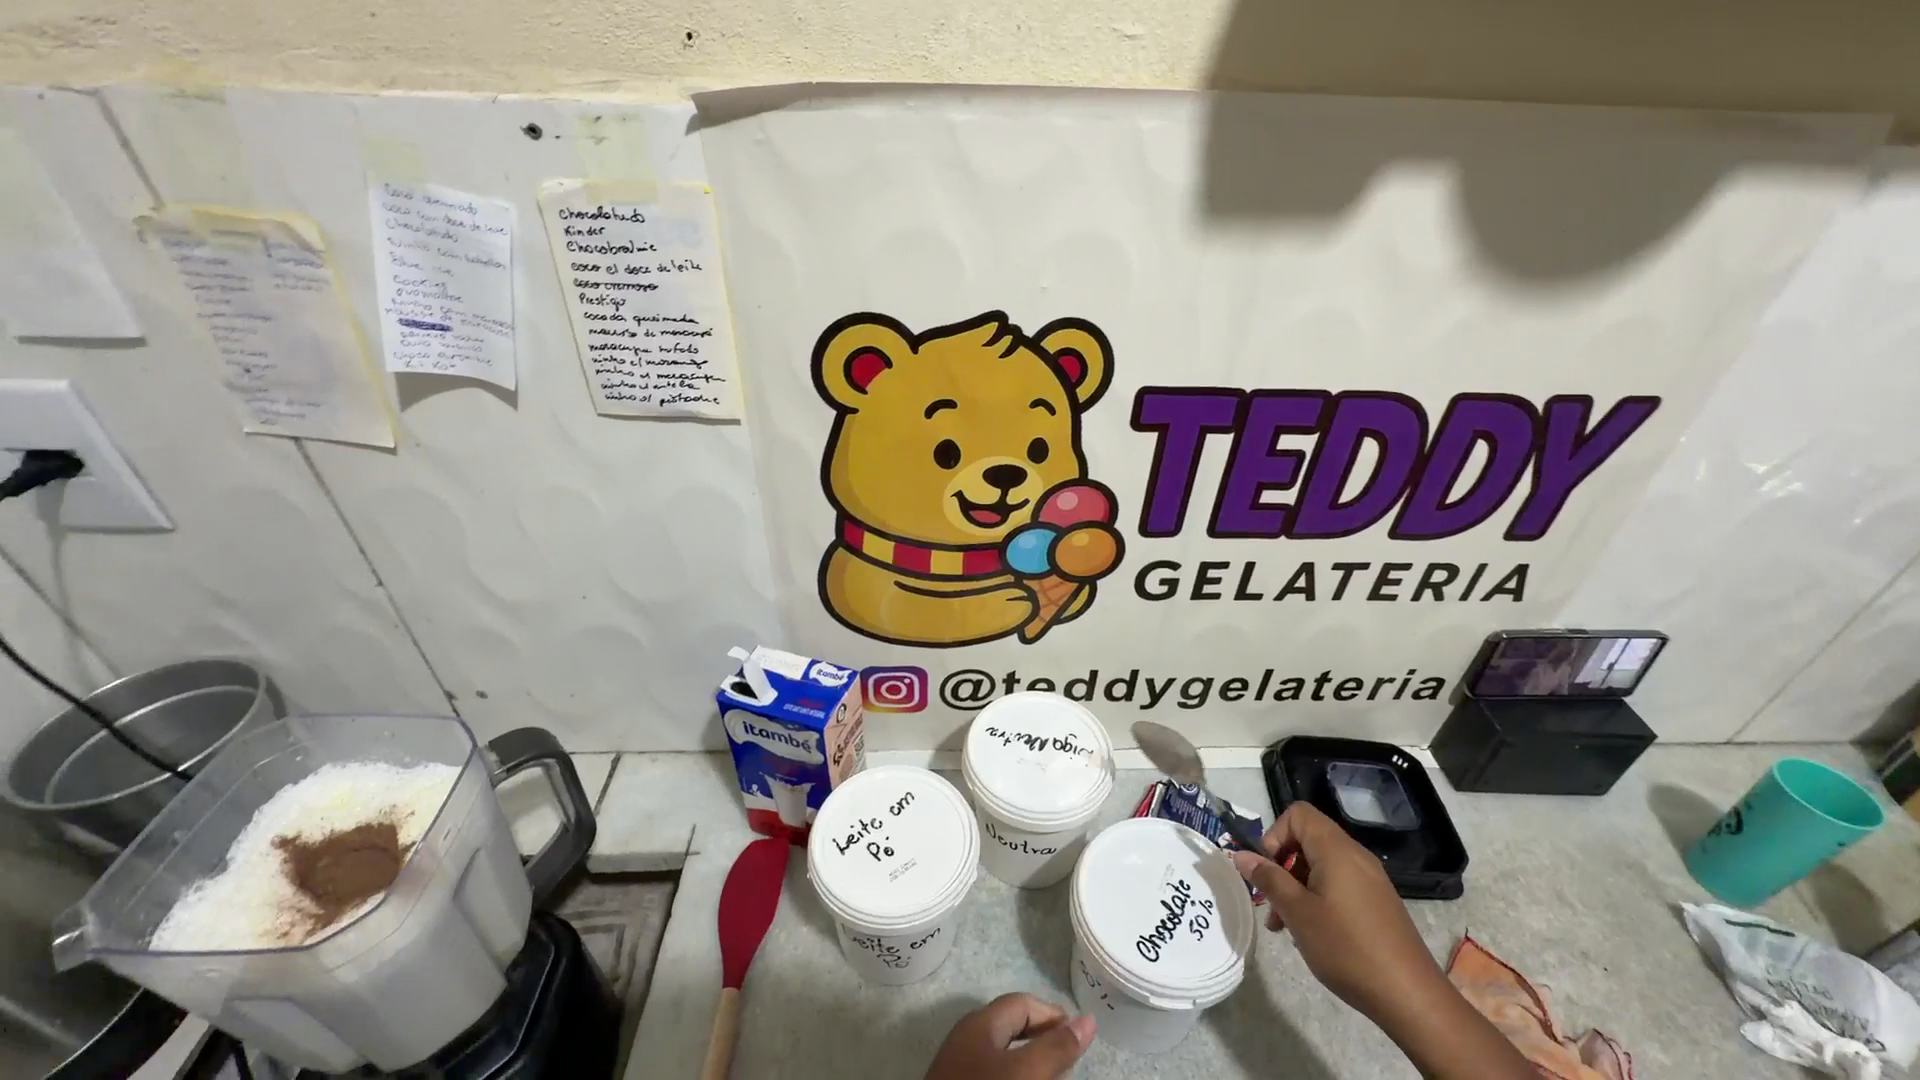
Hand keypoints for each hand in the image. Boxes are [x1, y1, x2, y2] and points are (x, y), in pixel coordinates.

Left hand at [924, 993, 1093, 1079]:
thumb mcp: (1025, 1073)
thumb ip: (1056, 1048)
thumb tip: (1088, 1020)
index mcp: (980, 1023)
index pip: (1022, 1003)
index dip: (1053, 1016)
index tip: (1079, 1038)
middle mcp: (969, 1039)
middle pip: (1013, 1028)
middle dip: (1044, 1041)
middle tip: (1069, 1062)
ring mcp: (962, 1067)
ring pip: (1005, 1055)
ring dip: (1032, 1064)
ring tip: (1053, 1077)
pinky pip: (993, 1073)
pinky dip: (1016, 1075)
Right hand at [1229, 802, 1446, 1020]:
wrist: (1410, 996)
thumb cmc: (1346, 948)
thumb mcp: (1297, 913)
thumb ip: (1268, 879)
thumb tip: (1240, 854)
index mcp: (1336, 850)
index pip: (1298, 814)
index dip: (1274, 834)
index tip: (1267, 870)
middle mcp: (1356, 857)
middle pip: (1308, 840)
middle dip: (1281, 866)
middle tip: (1270, 902)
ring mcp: (1370, 880)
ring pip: (1321, 866)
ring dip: (1296, 887)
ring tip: (1284, 926)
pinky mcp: (1377, 903)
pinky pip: (1338, 885)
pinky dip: (1318, 899)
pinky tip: (1313, 934)